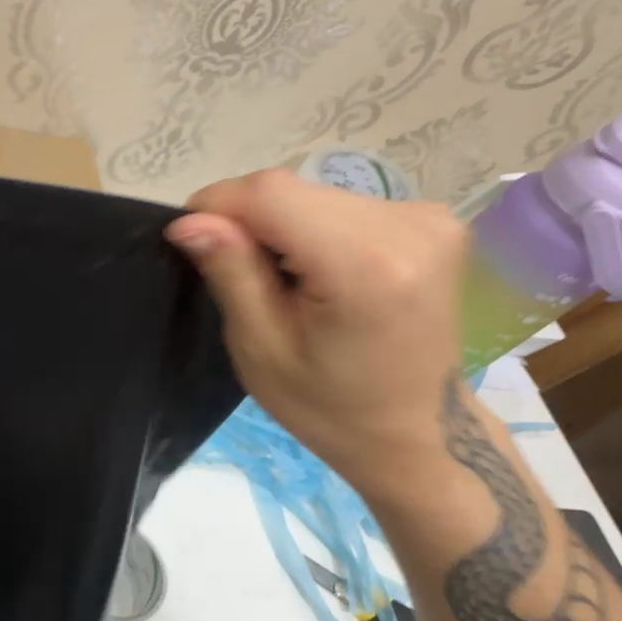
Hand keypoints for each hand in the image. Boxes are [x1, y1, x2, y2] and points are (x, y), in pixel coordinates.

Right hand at [166, 169, 468, 498]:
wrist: (416, 430)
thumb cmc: (328, 405)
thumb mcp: (261, 347)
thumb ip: (231, 272)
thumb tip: (189, 221)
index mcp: (364, 264)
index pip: (271, 193)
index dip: (218, 204)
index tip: (189, 240)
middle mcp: (407, 225)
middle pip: (293, 190)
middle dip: (247, 219)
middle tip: (230, 272)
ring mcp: (427, 218)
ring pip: (315, 193)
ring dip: (278, 224)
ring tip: (274, 280)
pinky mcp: (431, 220)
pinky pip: (343, 204)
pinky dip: (311, 228)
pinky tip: (311, 272)